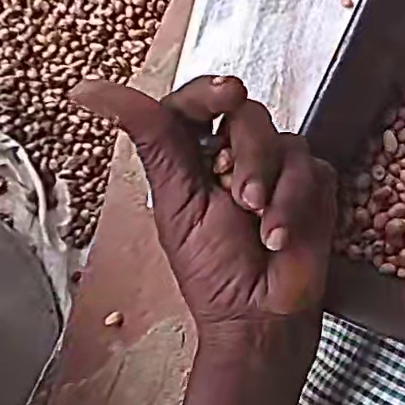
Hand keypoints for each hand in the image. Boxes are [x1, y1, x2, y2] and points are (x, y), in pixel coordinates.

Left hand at [72, 76, 335, 346]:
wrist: (259, 313)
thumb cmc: (214, 269)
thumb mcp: (176, 202)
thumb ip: (151, 139)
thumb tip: (89, 90)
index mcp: (198, 156)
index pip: (200, 103)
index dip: (210, 93)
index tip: (227, 95)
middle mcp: (241, 155)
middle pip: (248, 115)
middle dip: (247, 155)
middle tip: (243, 201)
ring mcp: (281, 169)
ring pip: (285, 140)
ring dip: (273, 185)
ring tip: (261, 225)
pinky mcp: (315, 186)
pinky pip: (312, 170)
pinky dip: (296, 202)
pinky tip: (280, 234)